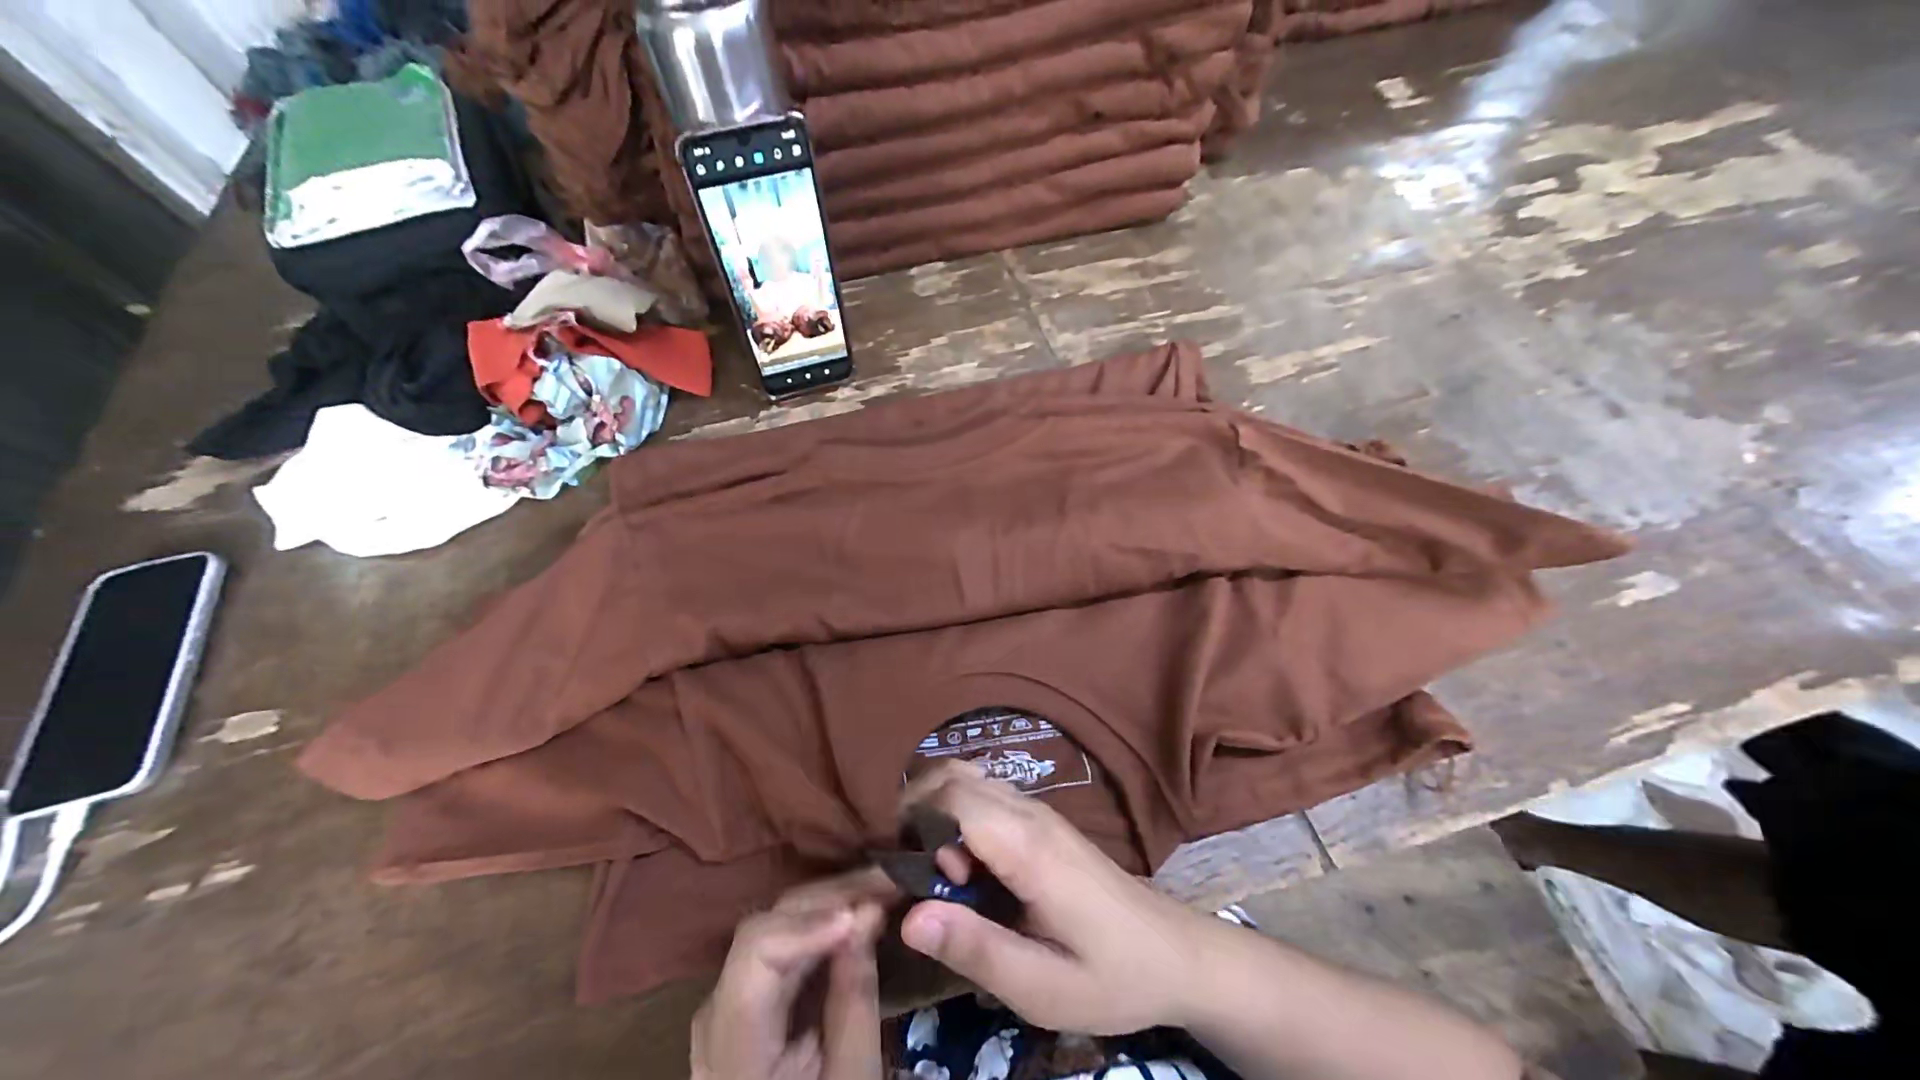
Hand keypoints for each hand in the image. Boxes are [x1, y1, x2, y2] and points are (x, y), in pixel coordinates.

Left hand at [692, 870, 893, 1079]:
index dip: (807, 926)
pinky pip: (782, 936)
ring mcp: (726, 994)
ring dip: (832, 899)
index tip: (863, 913)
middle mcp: (715, 1010)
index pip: (756, 958)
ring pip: (774, 921)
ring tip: (884, 884)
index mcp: (732, 1051)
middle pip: (767, 928)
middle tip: (892, 880)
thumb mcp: (852, 1073)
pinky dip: (823, 917)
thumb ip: (855, 995)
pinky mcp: (745, 986)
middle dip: (832, 898)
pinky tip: (859, 903)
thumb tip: (869, 910)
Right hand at [896, 762, 1212, 1034]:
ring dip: (934, 814)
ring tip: (942, 874)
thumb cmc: (1112, 975)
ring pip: (964, 777)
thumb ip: (975, 949)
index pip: (950, 798)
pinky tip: (965, 865)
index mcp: (1027, 846)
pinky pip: (982, 793)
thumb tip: (909, 917)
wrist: (1174, 953)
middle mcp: (1029, 812)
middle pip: (949, 779)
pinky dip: (954, 814)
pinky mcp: (1040, 819)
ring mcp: (1037, 809)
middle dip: (916, 819)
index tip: (920, 884)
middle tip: (922, 879)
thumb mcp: (1043, 986)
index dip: (918, 833)